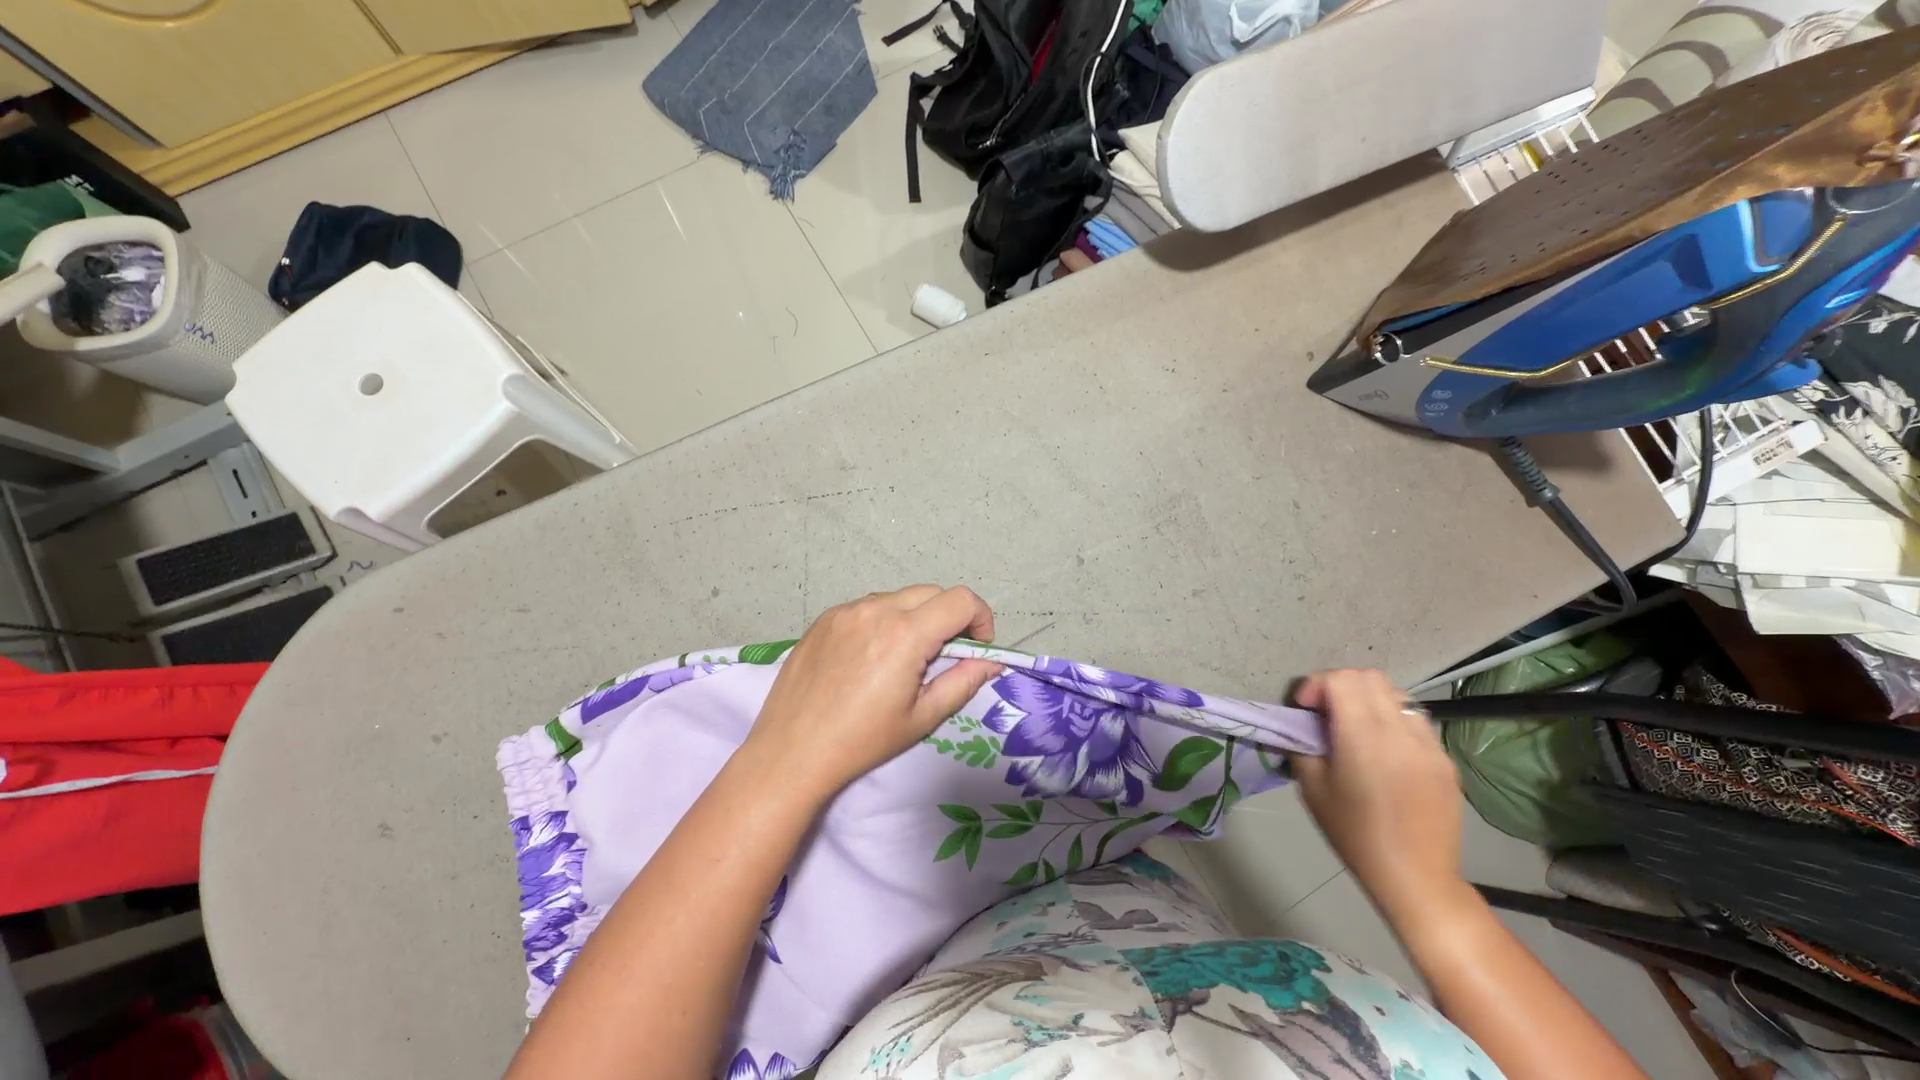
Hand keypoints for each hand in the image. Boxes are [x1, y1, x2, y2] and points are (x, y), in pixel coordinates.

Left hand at [743, 586, 1003, 800]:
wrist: (792, 751)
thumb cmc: (862, 741)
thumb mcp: (921, 717)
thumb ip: (962, 682)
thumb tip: (990, 662)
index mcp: (905, 634)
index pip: (961, 600)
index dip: (980, 619)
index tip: (976, 648)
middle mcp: (875, 610)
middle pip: (932, 593)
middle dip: (950, 617)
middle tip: (946, 655)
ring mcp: (845, 611)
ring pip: (898, 598)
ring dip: (915, 617)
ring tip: (904, 659)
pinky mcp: (823, 619)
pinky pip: (867, 607)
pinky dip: (882, 622)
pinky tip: (870, 658)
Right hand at [1288, 669, 1465, 919]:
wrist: (1415, 876)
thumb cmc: (1356, 836)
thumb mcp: (1313, 791)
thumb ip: (1304, 749)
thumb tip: (1303, 729)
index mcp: (1364, 738)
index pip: (1341, 680)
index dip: (1316, 686)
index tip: (1306, 710)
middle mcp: (1401, 731)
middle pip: (1369, 677)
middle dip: (1341, 686)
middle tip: (1327, 714)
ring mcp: (1429, 744)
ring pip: (1396, 694)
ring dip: (1370, 701)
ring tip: (1357, 731)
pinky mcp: (1445, 759)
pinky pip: (1416, 721)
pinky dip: (1394, 722)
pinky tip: (1385, 753)